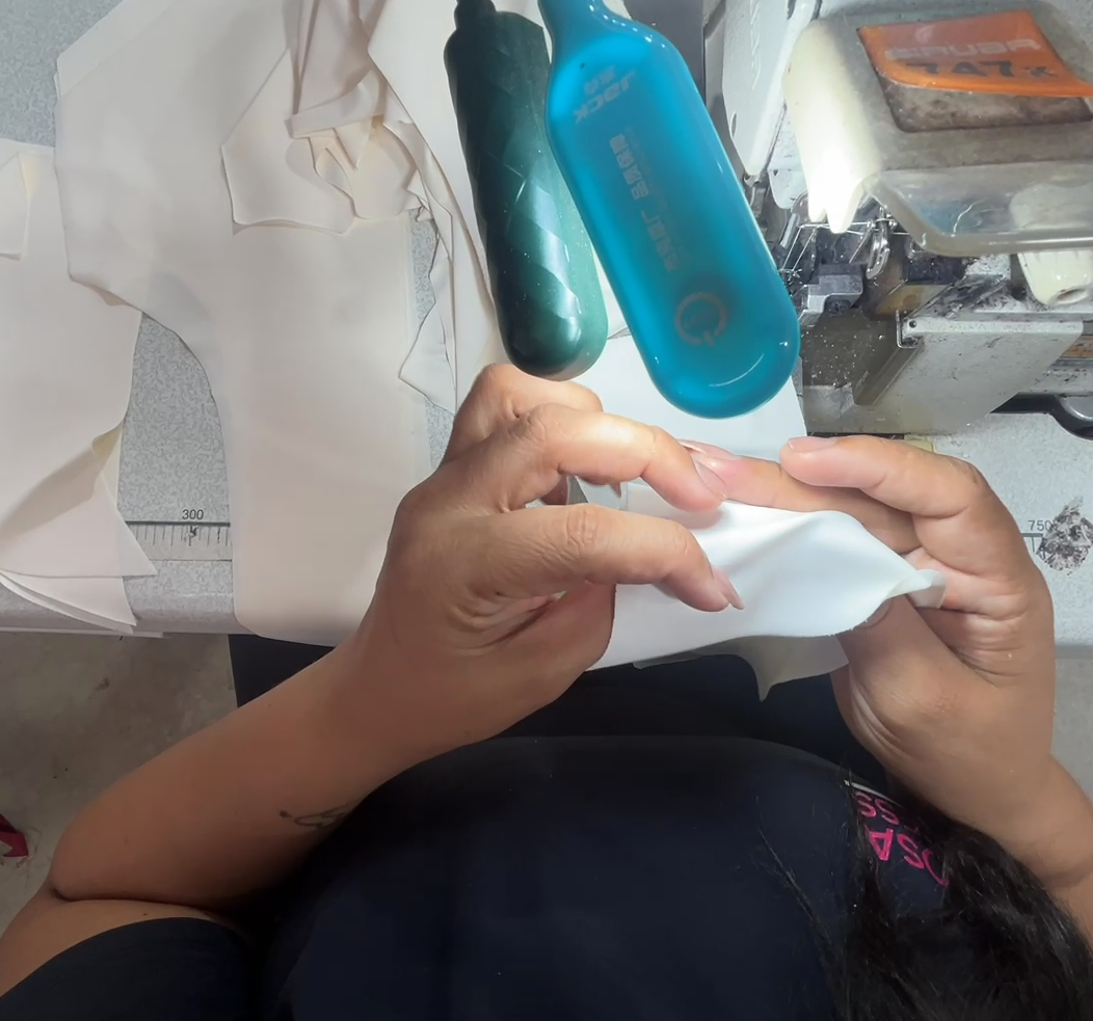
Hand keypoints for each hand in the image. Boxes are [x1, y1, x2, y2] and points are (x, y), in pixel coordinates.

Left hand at [324, 365, 741, 763]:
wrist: (378, 688)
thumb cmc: (452, 696)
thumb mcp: (542, 672)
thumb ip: (603, 601)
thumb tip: (654, 550)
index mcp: (467, 564)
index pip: (585, 533)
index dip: (668, 552)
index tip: (713, 585)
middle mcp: (448, 501)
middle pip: (552, 430)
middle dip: (645, 452)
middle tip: (700, 495)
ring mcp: (442, 477)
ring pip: (517, 395)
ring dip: (594, 421)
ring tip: (635, 470)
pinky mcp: (448, 471)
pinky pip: (504, 411)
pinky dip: (560, 423)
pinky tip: (586, 472)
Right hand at [687, 436, 1079, 871]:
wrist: (971, 789)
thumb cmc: (965, 752)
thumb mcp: (922, 699)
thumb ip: (880, 623)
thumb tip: (827, 558)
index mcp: (998, 579)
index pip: (950, 496)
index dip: (878, 467)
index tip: (802, 461)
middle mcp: (956, 556)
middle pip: (883, 498)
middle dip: (805, 480)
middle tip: (727, 471)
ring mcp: (915, 566)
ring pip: (851, 513)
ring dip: (787, 495)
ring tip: (722, 480)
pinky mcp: (878, 580)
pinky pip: (835, 543)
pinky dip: (790, 526)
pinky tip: (748, 513)